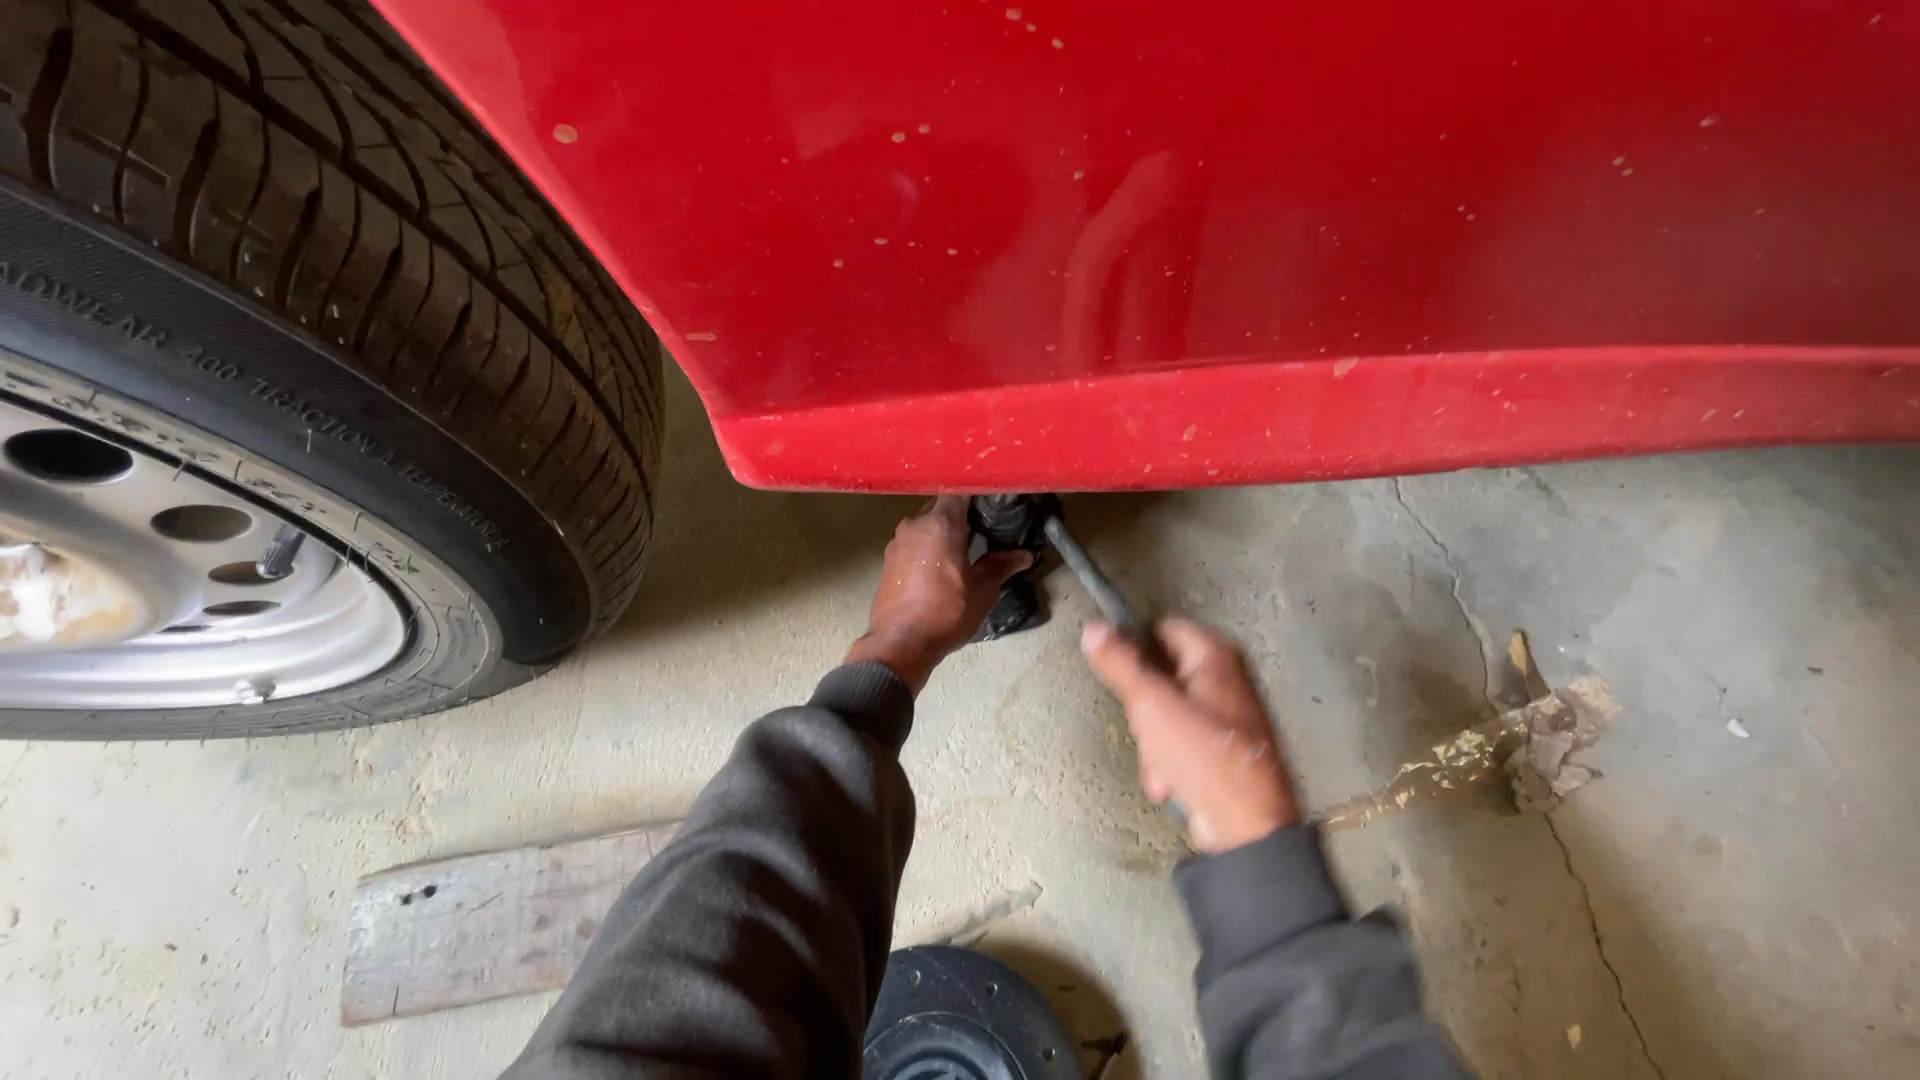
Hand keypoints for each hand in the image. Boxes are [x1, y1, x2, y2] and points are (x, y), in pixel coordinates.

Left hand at [846, 496, 1032, 692]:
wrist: (899, 643)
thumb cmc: (946, 613)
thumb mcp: (982, 590)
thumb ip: (1001, 566)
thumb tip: (1023, 555)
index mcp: (940, 524)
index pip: (961, 491)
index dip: (979, 492)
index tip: (994, 500)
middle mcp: (915, 524)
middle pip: (942, 505)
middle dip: (962, 512)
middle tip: (985, 525)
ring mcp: (898, 541)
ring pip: (926, 523)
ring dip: (944, 530)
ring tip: (966, 546)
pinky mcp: (889, 559)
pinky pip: (914, 541)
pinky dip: (929, 545)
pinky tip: (942, 563)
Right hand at [1081, 615, 1301, 853]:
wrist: (1245, 825)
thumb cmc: (1205, 757)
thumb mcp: (1151, 704)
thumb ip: (1120, 663)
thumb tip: (1094, 629)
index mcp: (1214, 656)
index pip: (1161, 627)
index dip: (1135, 646)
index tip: (1119, 671)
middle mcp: (1225, 678)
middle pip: (1160, 674)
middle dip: (1143, 707)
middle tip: (1143, 725)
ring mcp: (1225, 715)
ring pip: (1165, 712)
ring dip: (1152, 741)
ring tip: (1159, 763)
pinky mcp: (1222, 748)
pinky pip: (1180, 742)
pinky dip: (1168, 761)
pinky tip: (1170, 782)